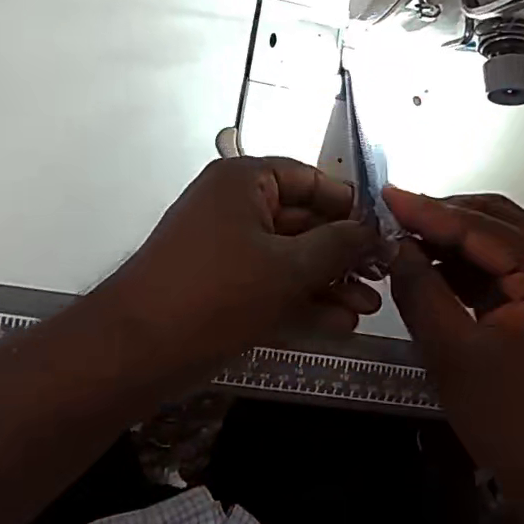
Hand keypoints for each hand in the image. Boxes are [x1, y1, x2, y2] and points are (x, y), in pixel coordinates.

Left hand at [91, 157, 381, 383]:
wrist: (139, 346)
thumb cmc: (216, 290)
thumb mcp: (287, 266)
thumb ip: (336, 246)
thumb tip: (371, 231)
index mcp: (243, 181)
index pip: (306, 177)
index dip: (346, 203)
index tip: (383, 230)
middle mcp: (233, 206)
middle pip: (300, 220)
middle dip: (341, 251)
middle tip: (384, 277)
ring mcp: (226, 247)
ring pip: (288, 256)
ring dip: (327, 281)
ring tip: (369, 307)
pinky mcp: (221, 285)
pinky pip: (270, 283)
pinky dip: (301, 300)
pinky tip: (340, 322)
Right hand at [386, 188, 523, 495]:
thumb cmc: (512, 424)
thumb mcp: (451, 351)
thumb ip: (419, 288)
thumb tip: (395, 245)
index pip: (484, 228)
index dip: (429, 210)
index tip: (386, 195)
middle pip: (500, 224)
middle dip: (445, 217)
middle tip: (397, 216)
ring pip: (502, 245)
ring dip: (455, 242)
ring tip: (407, 243)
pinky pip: (505, 273)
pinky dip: (468, 268)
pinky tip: (434, 272)